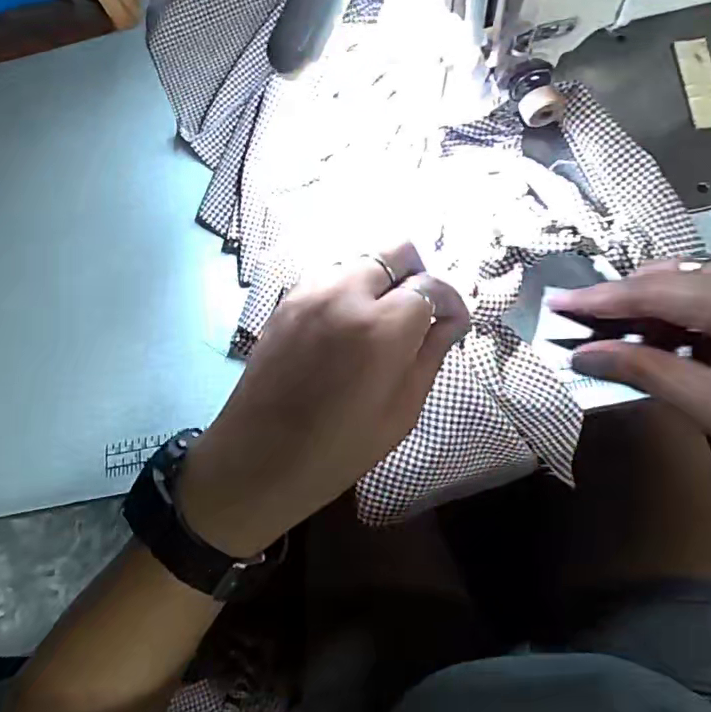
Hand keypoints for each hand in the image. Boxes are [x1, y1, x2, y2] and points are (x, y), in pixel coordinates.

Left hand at [175, 242, 467, 556]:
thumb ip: (431, 355)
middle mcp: (346, 294)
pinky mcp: (287, 299)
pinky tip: (349, 325)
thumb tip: (451, 321)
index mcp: (382, 327)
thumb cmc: (339, 450)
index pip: (432, 286)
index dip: (451, 304)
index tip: (454, 325)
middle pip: (398, 251)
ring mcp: (311, 292)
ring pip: (363, 258)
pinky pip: (331, 274)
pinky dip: (351, 288)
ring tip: (383, 321)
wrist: (257, 460)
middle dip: (419, 276)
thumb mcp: (402, 411)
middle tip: (421, 314)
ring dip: (383, 280)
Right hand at [548, 255, 710, 569]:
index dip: (595, 300)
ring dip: (664, 312)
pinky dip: (702, 316)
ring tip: (626, 342)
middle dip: (627, 303)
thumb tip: (585, 354)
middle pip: (676, 279)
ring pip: (707, 285)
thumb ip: (652, 374)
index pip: (649, 288)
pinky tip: (688, 343)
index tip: (551, 307)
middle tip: (583, 331)